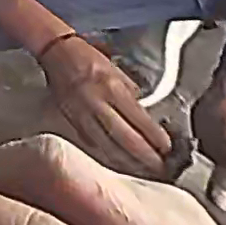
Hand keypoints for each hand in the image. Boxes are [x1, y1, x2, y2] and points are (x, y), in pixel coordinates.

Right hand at [36, 35, 171, 177]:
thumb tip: (146, 115)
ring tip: (143, 171)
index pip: (139, 120)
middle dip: (145, 156)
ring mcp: (82, 114)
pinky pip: (91, 143)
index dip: (156, 138)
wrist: (57, 53)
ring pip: (107, 146)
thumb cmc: (88, 57)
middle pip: (124, 138)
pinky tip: (118, 163)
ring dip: (127, 162)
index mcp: (112, 87)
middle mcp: (97, 103)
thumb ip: (131, 92)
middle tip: (161, 167)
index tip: (168, 149)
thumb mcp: (116, 69)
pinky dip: (106, 156)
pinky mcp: (71, 120)